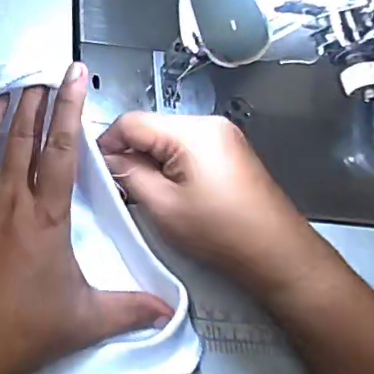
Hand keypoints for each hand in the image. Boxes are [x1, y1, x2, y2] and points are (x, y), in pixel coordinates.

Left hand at [0, 63, 172, 373]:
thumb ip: (130, 308)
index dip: (69, 108)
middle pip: (21, 140)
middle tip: (36, 80)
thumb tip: (170, 310)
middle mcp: (10, 202)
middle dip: (31, 104)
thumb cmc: (29, 330)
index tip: (72, 76)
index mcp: (48, 216)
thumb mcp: (88, 319)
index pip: (62, 150)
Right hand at [98, 113, 339, 307]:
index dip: (107, 143)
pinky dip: (172, 165)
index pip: (131, 121)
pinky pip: (188, 148)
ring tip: (151, 195)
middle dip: (132, 154)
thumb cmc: (225, 232)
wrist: (276, 252)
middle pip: (151, 127)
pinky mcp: (229, 151)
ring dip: (152, 161)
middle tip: (122, 187)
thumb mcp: (163, 206)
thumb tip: (109, 160)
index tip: (97, 168)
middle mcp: (209, 124)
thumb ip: (129, 175)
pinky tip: (173, 194)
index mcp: (193, 131)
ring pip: (168, 138)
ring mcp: (223, 136)